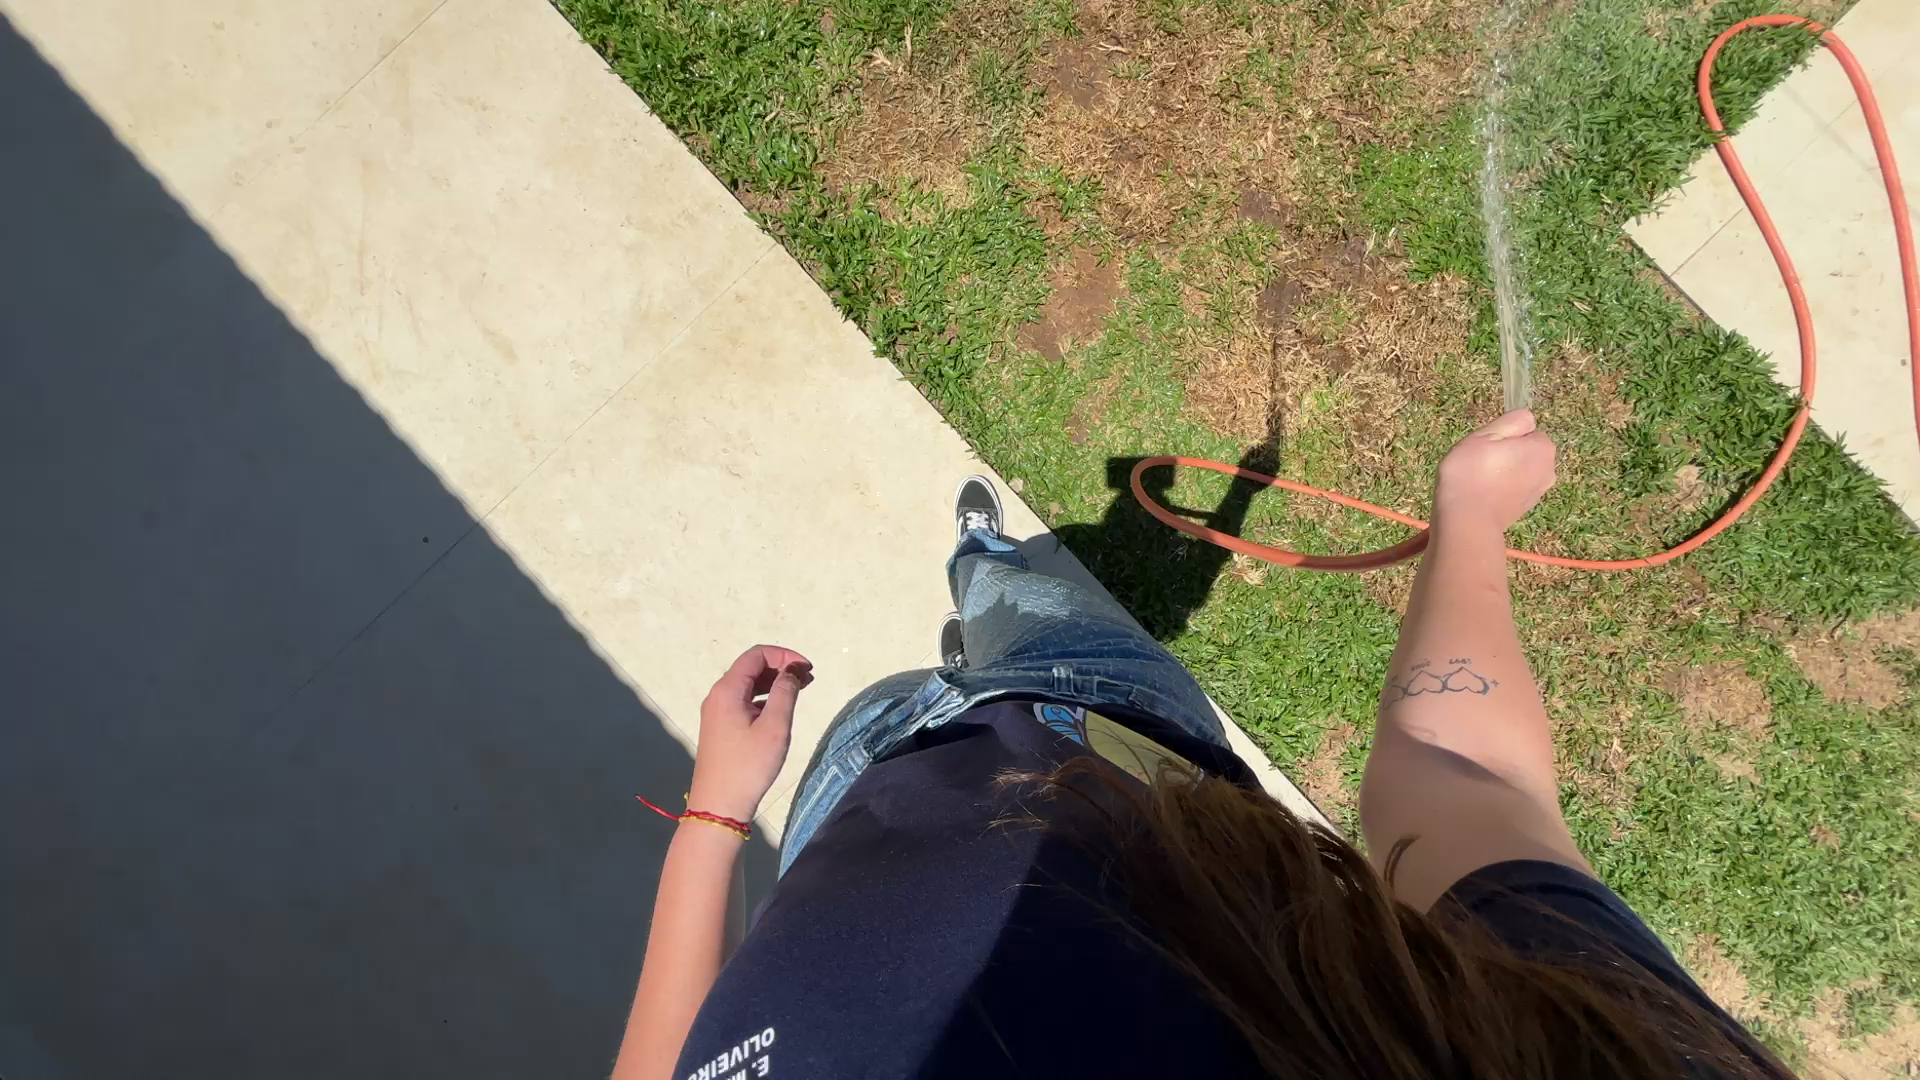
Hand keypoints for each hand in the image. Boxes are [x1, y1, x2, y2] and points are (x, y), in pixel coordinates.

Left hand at [687, 645, 814, 822]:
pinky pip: (744, 700)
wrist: (719, 806)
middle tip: (808, 680)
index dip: (784, 655)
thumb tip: (792, 670)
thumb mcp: (774, 726)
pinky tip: (780, 708)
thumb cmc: (749, 765)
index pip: (757, 655)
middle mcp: (718, 695)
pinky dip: (764, 697)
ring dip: (774, 682)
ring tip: (800, 691)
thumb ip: (785, 692)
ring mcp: (717, 711)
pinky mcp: (720, 726)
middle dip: (781, 667)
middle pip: (751, 667)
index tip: (807, 669)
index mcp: (727, 690)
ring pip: (748, 684)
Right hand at [1433, 410, 1555, 533]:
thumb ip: (1510, 422)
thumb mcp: (1483, 437)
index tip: (1485, 448)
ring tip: (1477, 482)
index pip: (1526, 430)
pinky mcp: (1525, 508)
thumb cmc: (1469, 475)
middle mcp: (1549, 468)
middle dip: (1506, 455)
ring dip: (1503, 473)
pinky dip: (1500, 490)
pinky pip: (1513, 489)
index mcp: (1542, 447)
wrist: (1467, 521)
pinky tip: (1481, 496)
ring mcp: (1539, 491)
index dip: (1504, 437)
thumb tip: (1526, 419)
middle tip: (1478, 464)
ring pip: (1519, 471)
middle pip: (1525, 451)